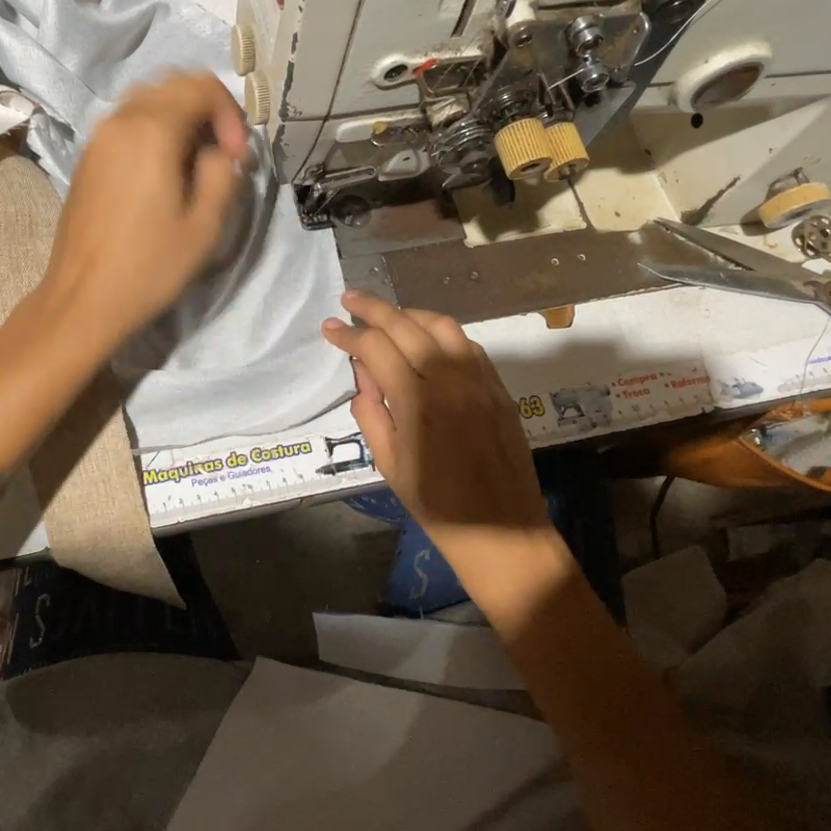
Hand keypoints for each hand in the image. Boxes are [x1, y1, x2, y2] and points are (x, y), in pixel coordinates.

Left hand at [40, 71, 250, 340]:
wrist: (82, 299)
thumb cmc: (148, 267)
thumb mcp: (205, 226)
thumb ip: (223, 174)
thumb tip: (221, 154)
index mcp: (151, 131)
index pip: (202, 87)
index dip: (231, 115)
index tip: (239, 158)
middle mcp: (120, 121)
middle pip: (172, 85)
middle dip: (207, 110)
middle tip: (224, 154)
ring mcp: (97, 139)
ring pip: (147, 101)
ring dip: (180, 119)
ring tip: (196, 164)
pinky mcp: (87, 160)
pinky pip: (127, 124)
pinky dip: (154, 132)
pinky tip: (165, 175)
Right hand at [321, 292, 546, 541]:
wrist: (501, 531)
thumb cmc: (436, 507)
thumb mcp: (388, 466)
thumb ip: (372, 414)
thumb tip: (363, 375)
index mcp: (418, 404)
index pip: (377, 350)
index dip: (350, 335)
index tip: (329, 327)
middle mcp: (451, 382)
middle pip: (408, 327)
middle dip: (374, 309)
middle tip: (349, 300)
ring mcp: (480, 381)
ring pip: (442, 326)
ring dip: (409, 314)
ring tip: (385, 316)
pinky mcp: (498, 388)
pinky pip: (467, 345)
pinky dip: (440, 332)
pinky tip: (425, 339)